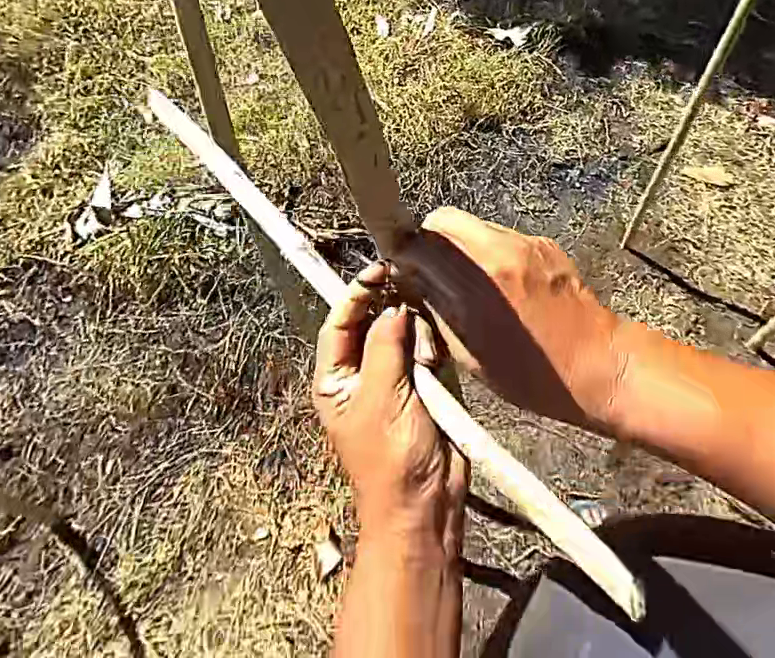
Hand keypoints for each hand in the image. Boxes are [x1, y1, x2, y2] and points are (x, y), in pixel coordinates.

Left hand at [313, 263, 467, 540]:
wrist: (428, 504)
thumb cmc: (391, 458)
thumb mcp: (380, 397)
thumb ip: (385, 345)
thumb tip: (393, 305)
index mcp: (337, 378)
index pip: (339, 323)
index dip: (356, 294)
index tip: (379, 271)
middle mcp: (363, 371)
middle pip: (373, 321)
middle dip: (391, 307)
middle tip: (410, 287)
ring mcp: (396, 375)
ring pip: (404, 330)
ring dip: (416, 329)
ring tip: (424, 338)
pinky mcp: (425, 382)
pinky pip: (428, 348)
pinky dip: (434, 343)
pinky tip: (437, 347)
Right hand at [394, 207, 627, 431]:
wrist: (598, 364)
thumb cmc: (532, 375)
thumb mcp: (469, 352)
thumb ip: (436, 307)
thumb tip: (411, 279)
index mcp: (477, 284)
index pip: (421, 243)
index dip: (403, 251)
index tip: (400, 264)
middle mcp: (499, 252)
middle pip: (443, 219)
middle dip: (428, 239)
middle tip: (428, 268)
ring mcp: (525, 243)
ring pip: (471, 224)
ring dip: (457, 244)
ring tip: (465, 278)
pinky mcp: (542, 243)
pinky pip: (499, 235)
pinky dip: (486, 250)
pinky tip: (497, 282)